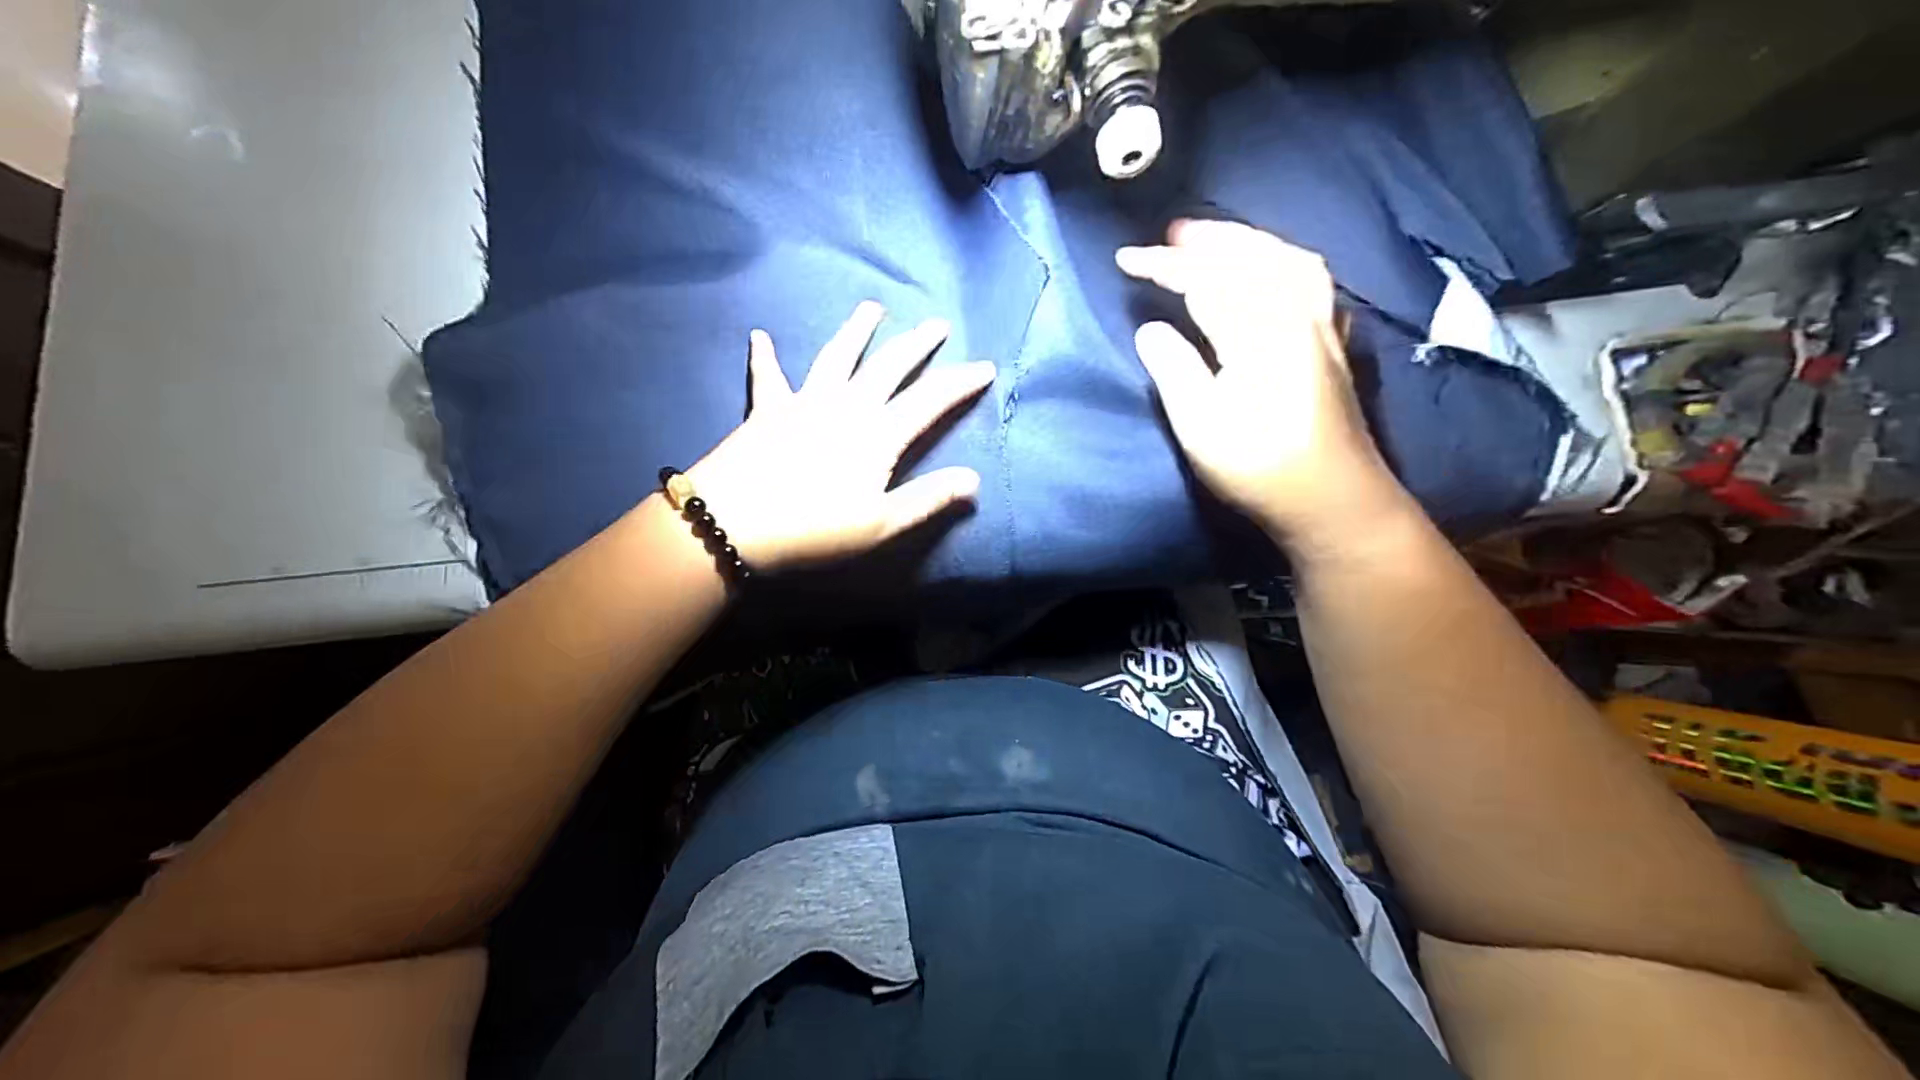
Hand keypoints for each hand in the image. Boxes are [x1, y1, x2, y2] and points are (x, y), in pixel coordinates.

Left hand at [684, 302, 995, 572]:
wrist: (733, 523)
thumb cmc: (814, 529)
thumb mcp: (880, 524)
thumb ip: (928, 499)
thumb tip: (974, 481)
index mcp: (878, 433)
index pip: (930, 399)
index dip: (961, 382)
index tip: (986, 366)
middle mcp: (846, 405)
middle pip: (889, 365)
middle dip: (917, 343)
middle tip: (937, 324)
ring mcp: (804, 401)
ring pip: (838, 356)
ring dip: (857, 330)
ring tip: (873, 308)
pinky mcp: (767, 409)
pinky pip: (768, 377)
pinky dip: (765, 356)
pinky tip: (759, 336)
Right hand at [1117, 219, 1405, 548]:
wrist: (1334, 501)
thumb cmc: (1261, 468)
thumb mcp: (1202, 426)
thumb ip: (1175, 371)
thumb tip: (1150, 330)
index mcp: (1262, 332)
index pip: (1207, 281)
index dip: (1163, 267)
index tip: (1124, 261)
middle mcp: (1299, 316)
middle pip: (1252, 259)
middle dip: (1207, 242)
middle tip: (1169, 233)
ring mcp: (1323, 328)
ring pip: (1288, 263)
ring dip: (1247, 245)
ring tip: (1214, 242)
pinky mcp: (1332, 345)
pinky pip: (1310, 283)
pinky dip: (1283, 264)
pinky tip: (1271, 273)